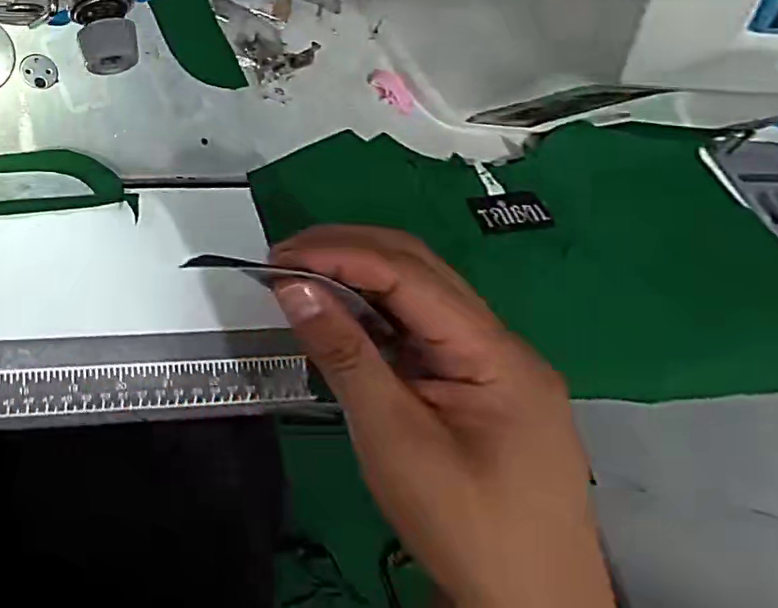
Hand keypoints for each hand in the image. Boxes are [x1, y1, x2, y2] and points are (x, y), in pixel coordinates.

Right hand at [270, 225, 612, 607]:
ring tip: (298, 279)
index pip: (409, 274)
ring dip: (354, 273)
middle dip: (345, 250)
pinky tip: (335, 312)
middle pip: (417, 267)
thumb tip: (292, 286)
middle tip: (281, 260)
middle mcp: (499, 345)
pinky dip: (368, 307)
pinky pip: (414, 322)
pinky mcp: (471, 379)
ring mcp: (488, 361)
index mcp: (496, 355)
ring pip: (416, 289)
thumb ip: (343, 353)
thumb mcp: (393, 437)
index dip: (339, 254)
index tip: (278, 260)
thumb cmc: (466, 525)